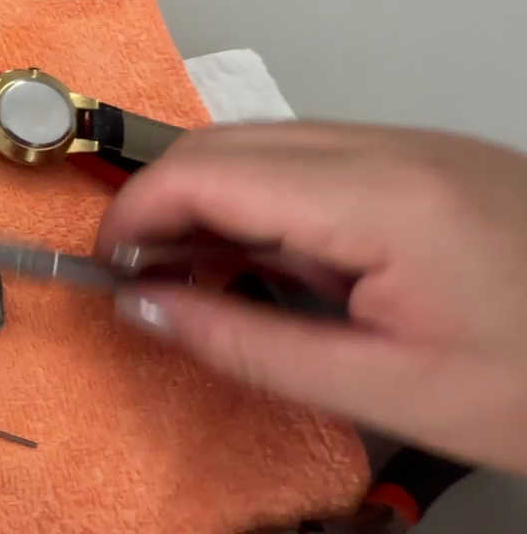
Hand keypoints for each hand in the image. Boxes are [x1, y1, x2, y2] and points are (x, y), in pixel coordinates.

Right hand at [96, 123, 526, 474]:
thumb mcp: (398, 391)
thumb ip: (246, 346)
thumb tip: (137, 309)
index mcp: (379, 198)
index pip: (199, 174)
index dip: (132, 216)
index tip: (112, 270)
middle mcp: (384, 146)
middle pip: (213, 146)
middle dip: (158, 203)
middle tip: (147, 271)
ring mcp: (407, 142)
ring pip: (248, 143)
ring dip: (202, 197)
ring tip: (204, 266)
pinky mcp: (422, 153)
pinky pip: (296, 153)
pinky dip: (252, 193)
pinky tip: (270, 249)